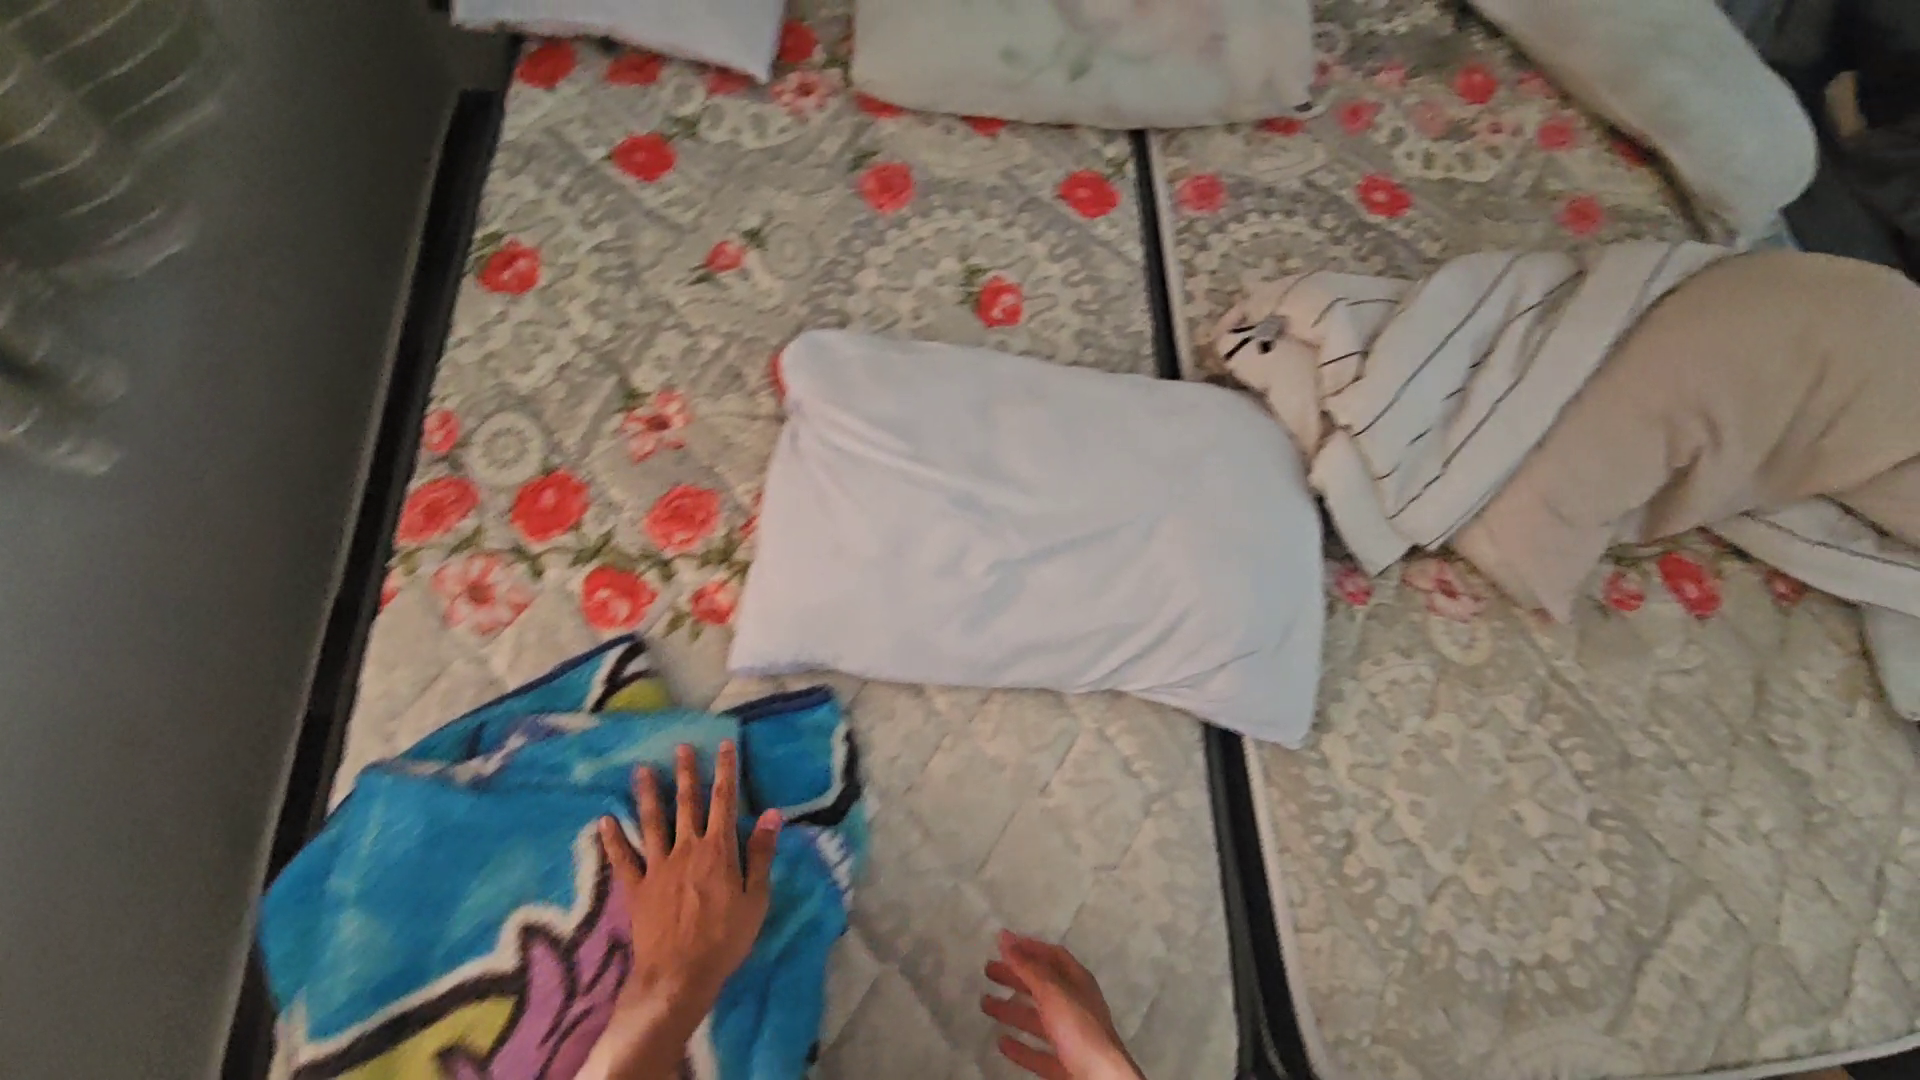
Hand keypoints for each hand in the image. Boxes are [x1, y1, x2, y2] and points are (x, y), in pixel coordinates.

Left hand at [588, 740, 782, 1079]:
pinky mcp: (637, 888)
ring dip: (648, 794)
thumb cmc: (726, 938)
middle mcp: (687, 848)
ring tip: (642, 770)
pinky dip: (613, 839)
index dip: (725, 770)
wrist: (679, 976)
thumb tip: (772, 813)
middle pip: (687, 803)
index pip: (724, 800)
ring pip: (652, 822)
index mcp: (719, 849)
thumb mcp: (755, 897)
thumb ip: (761, 853)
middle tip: (681, 747)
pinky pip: (623, 859)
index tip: (723, 744)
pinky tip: (603, 821)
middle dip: (686, 773)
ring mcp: (658, 867)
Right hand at [979, 931, 1145, 1079]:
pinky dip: (1020, 1046)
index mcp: (1077, 982)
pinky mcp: (1064, 1064)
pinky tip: (1001, 1043)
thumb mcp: (1052, 991)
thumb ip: (1028, 966)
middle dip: (1015, 977)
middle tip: (988, 971)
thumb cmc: (1079, 1028)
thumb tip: (1004, 936)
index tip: (1003, 944)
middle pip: (1041, 985)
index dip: (1029, 948)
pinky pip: (1038, 1052)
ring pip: (1037, 1018)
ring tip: (985, 1004)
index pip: (1053, 956)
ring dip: (1011, 1010)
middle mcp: (1075, 1005)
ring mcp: (1070, 1036)